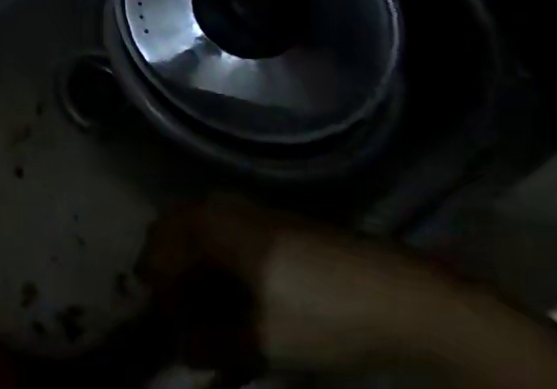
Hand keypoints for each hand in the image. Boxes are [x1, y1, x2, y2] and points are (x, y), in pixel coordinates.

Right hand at [140, 194, 467, 373]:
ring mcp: (254, 210)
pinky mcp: (280, 224)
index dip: (155, 286)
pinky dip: (223, 265)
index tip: (162, 323)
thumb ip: (213, 345)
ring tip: (206, 313)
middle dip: (171, 271)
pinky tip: (239, 303)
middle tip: (177, 313)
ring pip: (204, 232)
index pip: (159, 246)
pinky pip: (231, 235)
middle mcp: (225, 205)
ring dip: (197, 269)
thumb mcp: (263, 342)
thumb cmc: (321, 314)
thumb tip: (184, 350)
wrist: (401, 298)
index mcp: (212, 224)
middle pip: (176, 230)